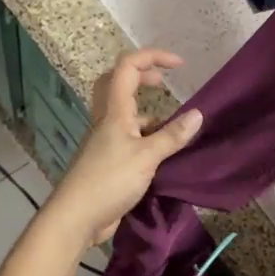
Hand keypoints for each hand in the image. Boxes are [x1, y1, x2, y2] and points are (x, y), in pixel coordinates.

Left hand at [40, 49, 202, 249]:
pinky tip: (164, 155)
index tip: (178, 66)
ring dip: (148, 113)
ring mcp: (106, 142)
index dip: (152, 57)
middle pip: (117, 84)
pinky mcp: (109, 162)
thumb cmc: (109, 180)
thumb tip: (198, 114)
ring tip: (175, 128)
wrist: (76, 217)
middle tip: (164, 82)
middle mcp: (108, 121)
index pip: (127, 68)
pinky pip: (130, 140)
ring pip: (125, 115)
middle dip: (141, 76)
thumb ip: (172, 137)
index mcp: (114, 112)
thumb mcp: (147, 157)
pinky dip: (148, 140)